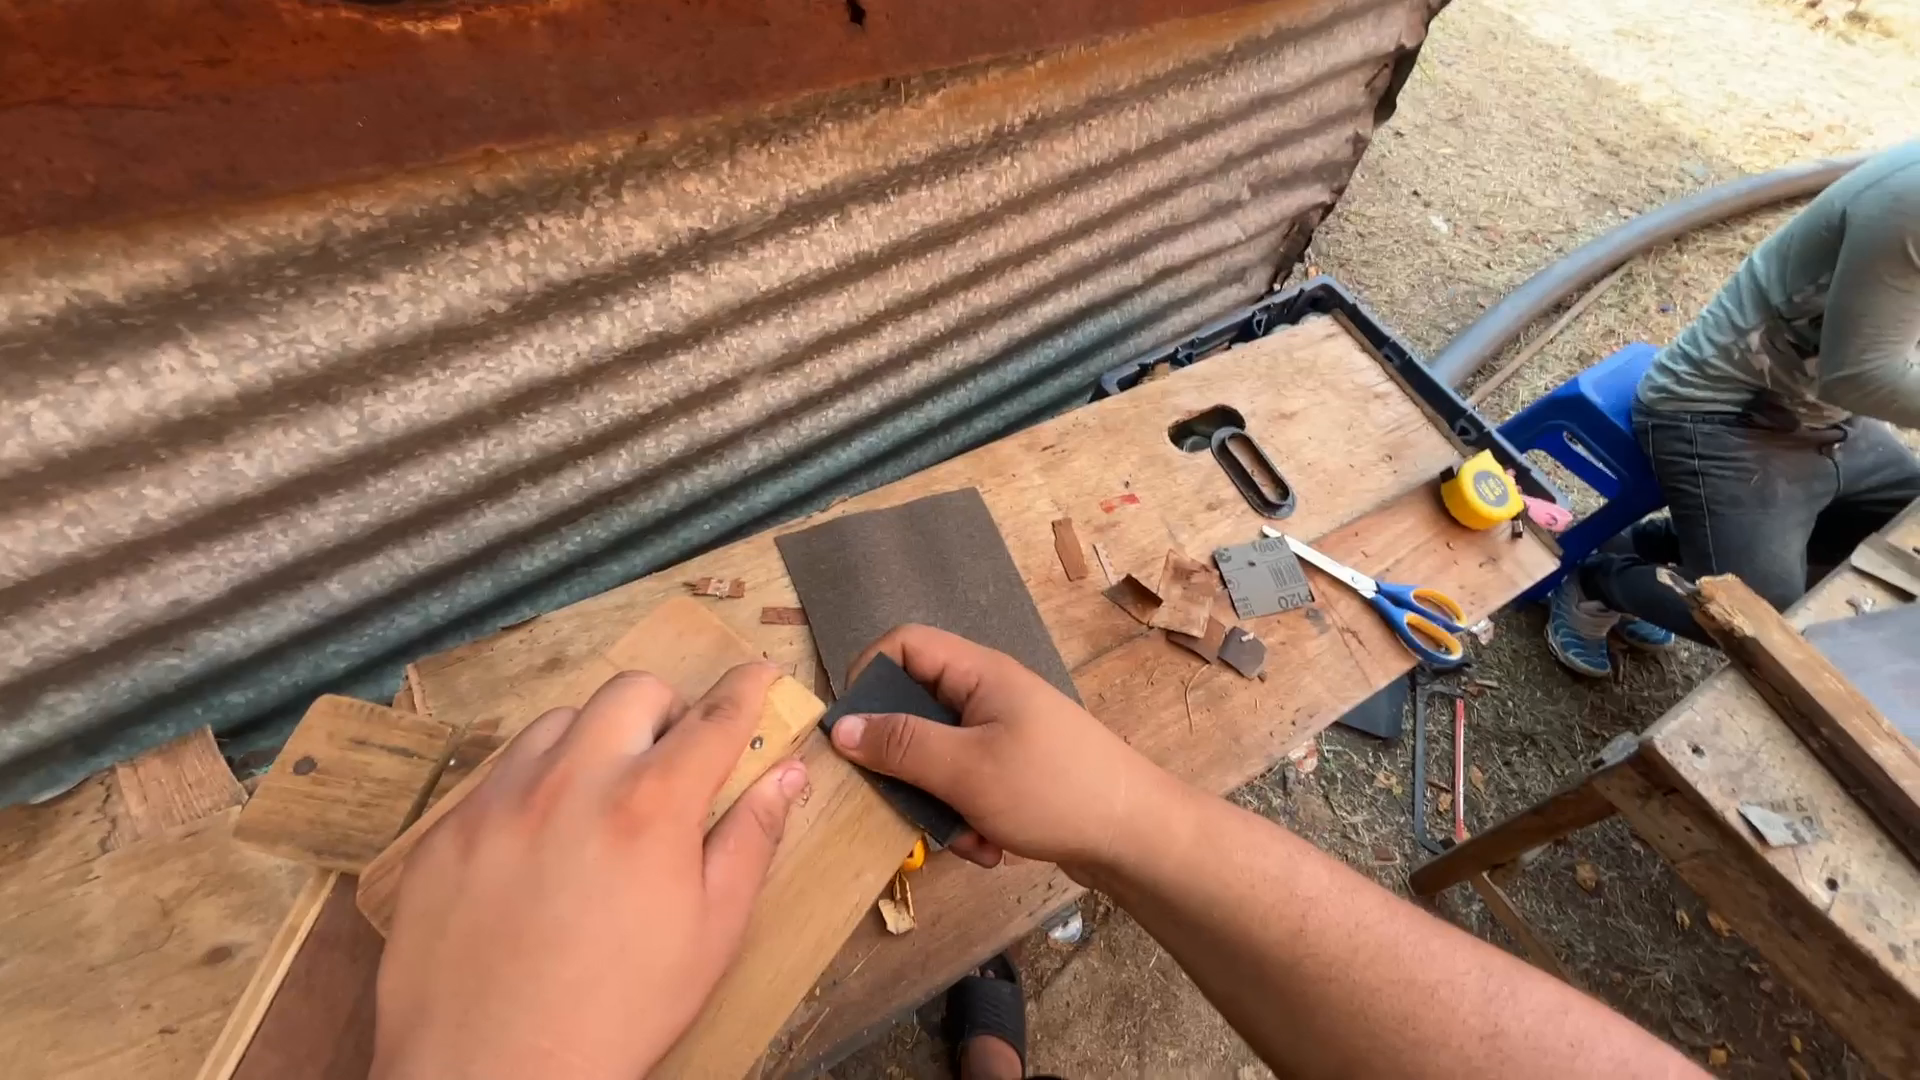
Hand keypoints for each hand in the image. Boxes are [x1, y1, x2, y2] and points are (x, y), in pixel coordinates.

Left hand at [371, 664, 809, 1079]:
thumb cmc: (624, 1007)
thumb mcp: (714, 927)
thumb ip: (754, 835)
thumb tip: (788, 771)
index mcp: (652, 805)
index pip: (715, 715)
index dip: (748, 685)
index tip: (760, 673)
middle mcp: (574, 782)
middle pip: (634, 691)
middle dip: (669, 709)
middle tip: (674, 759)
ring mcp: (500, 802)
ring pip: (563, 720)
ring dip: (600, 739)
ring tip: (604, 794)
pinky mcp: (447, 833)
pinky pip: (503, 771)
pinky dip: (541, 780)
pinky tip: (544, 838)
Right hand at [828, 624, 1180, 883]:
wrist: (1137, 835)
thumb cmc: (1051, 789)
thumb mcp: (966, 769)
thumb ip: (901, 746)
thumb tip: (839, 726)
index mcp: (978, 672)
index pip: (904, 644)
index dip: (869, 676)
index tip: (851, 731)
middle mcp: (987, 694)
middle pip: (915, 708)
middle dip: (908, 764)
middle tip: (905, 801)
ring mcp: (1002, 732)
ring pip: (938, 756)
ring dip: (941, 802)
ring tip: (966, 837)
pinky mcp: (1013, 769)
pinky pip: (967, 784)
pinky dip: (969, 816)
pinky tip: (991, 846)